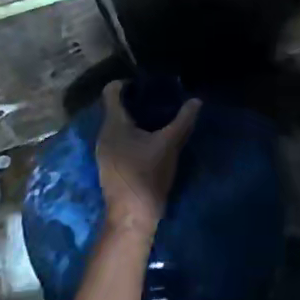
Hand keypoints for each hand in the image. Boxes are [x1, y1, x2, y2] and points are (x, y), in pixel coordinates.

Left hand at [95, 81, 200, 234]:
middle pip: (114, 108)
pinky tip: (149, 144)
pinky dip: (130, 136)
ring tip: (156, 121)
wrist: (131, 216)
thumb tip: (196, 100)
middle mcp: (103, 134)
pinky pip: (117, 140)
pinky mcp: (108, 166)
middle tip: (158, 101)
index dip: (126, 83)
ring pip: (116, 126)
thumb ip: (183, 121)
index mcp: (113, 123)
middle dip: (134, 102)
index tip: (145, 84)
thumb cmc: (147, 175)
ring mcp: (103, 152)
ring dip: (133, 121)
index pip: (110, 91)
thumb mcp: (170, 145)